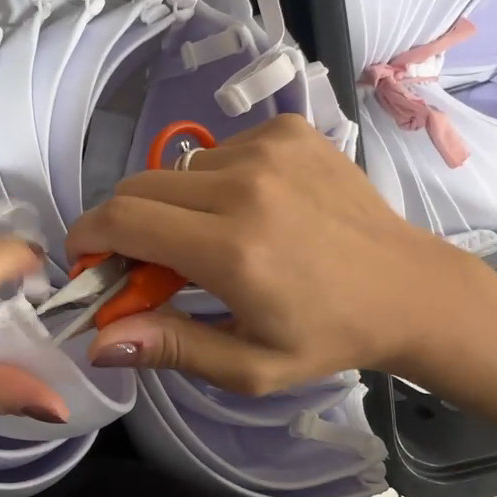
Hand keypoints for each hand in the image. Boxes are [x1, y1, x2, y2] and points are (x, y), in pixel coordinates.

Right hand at [65, 115, 487, 394]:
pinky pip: (216, 151)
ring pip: (175, 170)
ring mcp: (269, 149)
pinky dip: (212, 181)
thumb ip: (168, 347)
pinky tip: (249, 209)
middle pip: (136, 188)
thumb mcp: (247, 365)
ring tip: (209, 238)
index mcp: (232, 249)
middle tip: (144, 261)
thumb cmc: (325, 336)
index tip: (86, 260)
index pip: (122, 220)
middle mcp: (245, 186)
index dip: (88, 237)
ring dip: (173, 205)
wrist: (410, 289)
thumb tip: (96, 340)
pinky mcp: (288, 131)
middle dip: (123, 224)